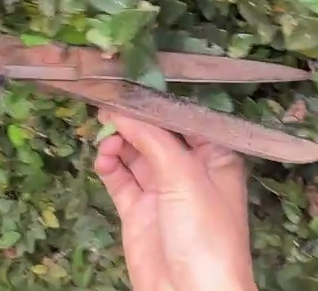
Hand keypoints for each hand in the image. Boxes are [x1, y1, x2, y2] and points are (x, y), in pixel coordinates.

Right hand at [93, 109, 255, 290]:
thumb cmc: (205, 232)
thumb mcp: (184, 176)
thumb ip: (154, 140)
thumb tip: (124, 110)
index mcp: (215, 154)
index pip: (185, 118)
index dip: (159, 103)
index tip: (132, 85)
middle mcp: (189, 168)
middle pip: (157, 134)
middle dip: (134, 120)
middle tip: (108, 107)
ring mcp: (163, 191)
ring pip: (137, 155)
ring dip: (120, 141)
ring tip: (104, 135)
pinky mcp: (140, 214)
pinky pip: (121, 181)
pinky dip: (110, 166)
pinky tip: (103, 158)